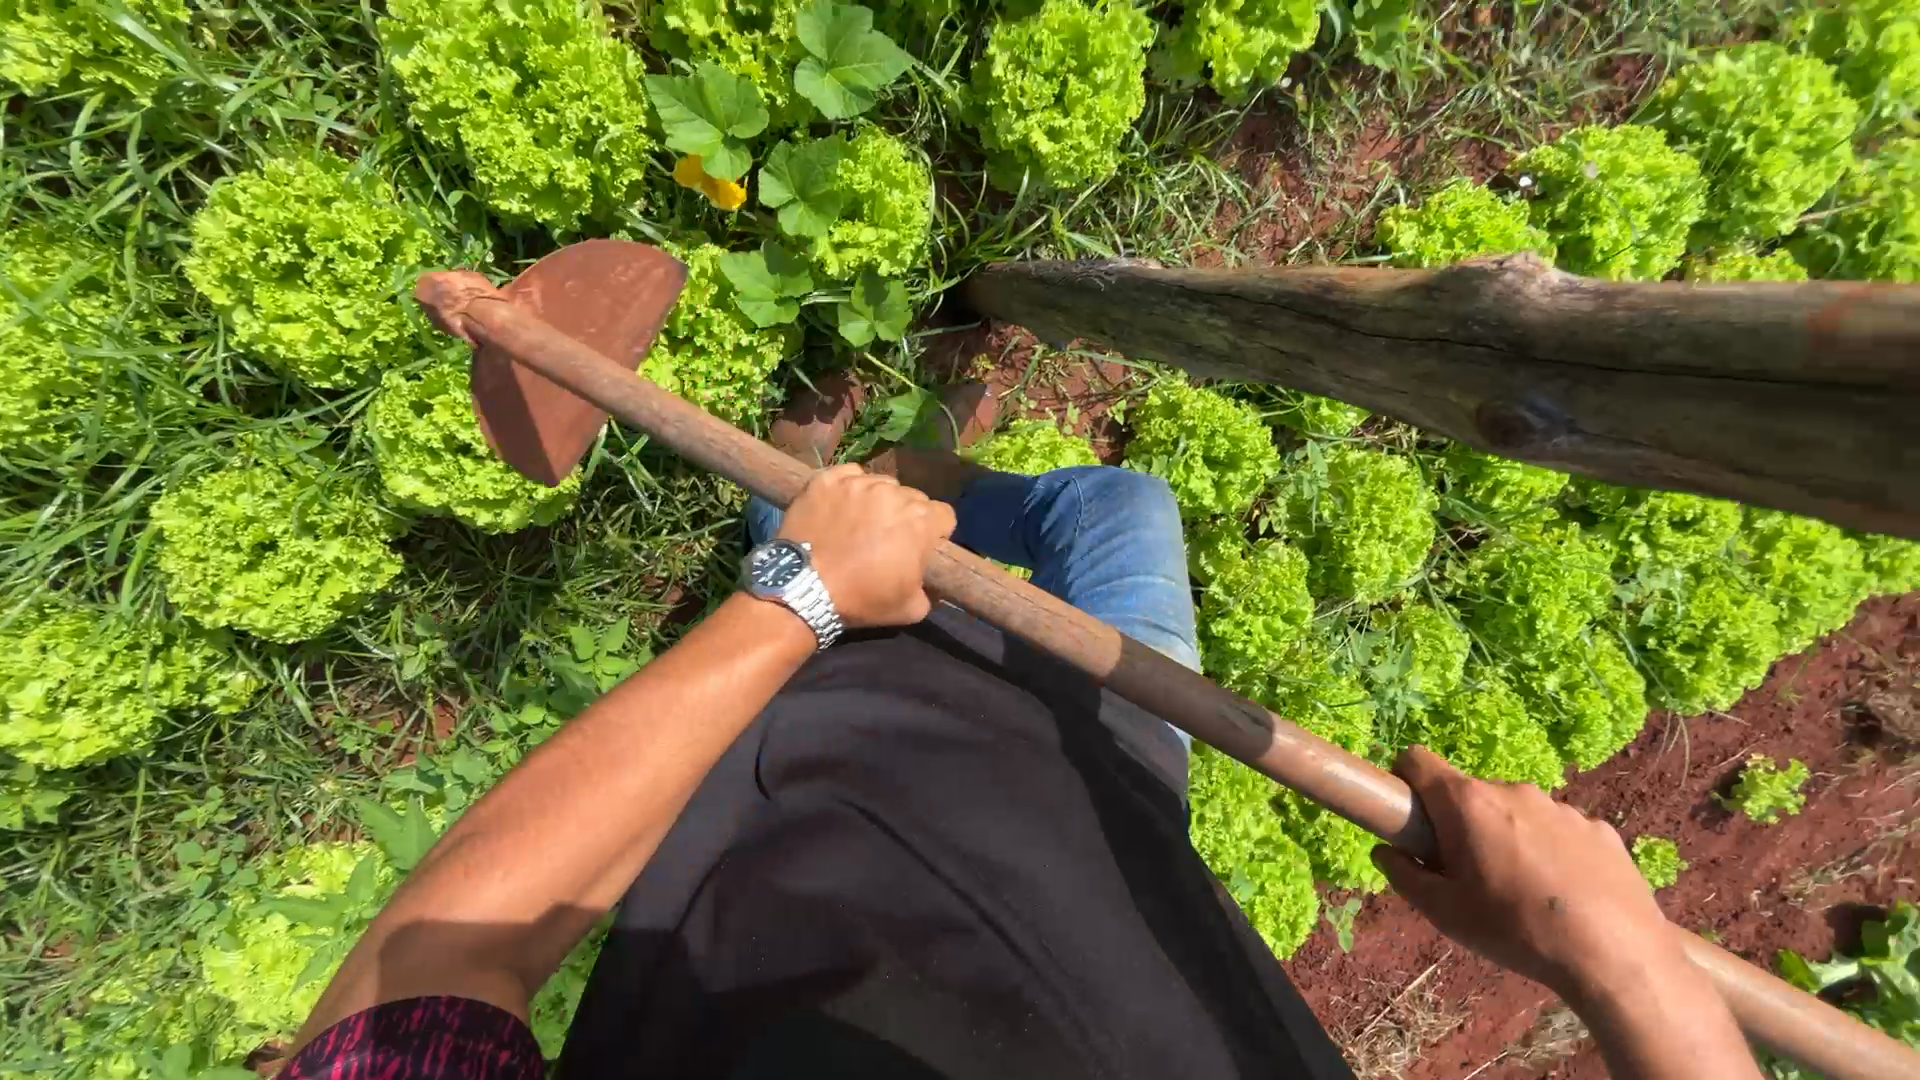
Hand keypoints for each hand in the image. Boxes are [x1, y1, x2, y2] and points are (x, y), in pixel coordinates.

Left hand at [777, 464, 955, 628]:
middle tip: (888, 538)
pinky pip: (849, 475)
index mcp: (921, 520)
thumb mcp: (910, 609)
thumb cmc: (861, 599)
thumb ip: (930, 591)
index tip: (920, 546)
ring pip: (881, 484)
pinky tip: (840, 508)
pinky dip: (848, 489)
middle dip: (906, 516)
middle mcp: (894, 492)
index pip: (944, 515)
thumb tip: (932, 585)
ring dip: (877, 501)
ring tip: (860, 522)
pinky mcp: (827, 479)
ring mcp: (858, 482)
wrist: (803, 589)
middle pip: (913, 498)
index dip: (935, 533)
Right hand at [1372, 746, 1685, 1005]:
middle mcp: (1512, 790)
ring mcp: (1562, 808)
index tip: (1414, 818)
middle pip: (1469, 792)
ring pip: (1517, 811)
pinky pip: (1561, 829)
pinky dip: (1553, 850)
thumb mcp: (1442, 912)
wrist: (1620, 963)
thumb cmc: (1516, 930)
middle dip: (1462, 822)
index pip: (1416, 759)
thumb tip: (1385, 852)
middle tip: (1471, 870)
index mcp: (1466, 801)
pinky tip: (1567, 892)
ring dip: (1509, 835)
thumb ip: (1402, 875)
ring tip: (1525, 888)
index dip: (1406, 781)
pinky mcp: (1601, 830)